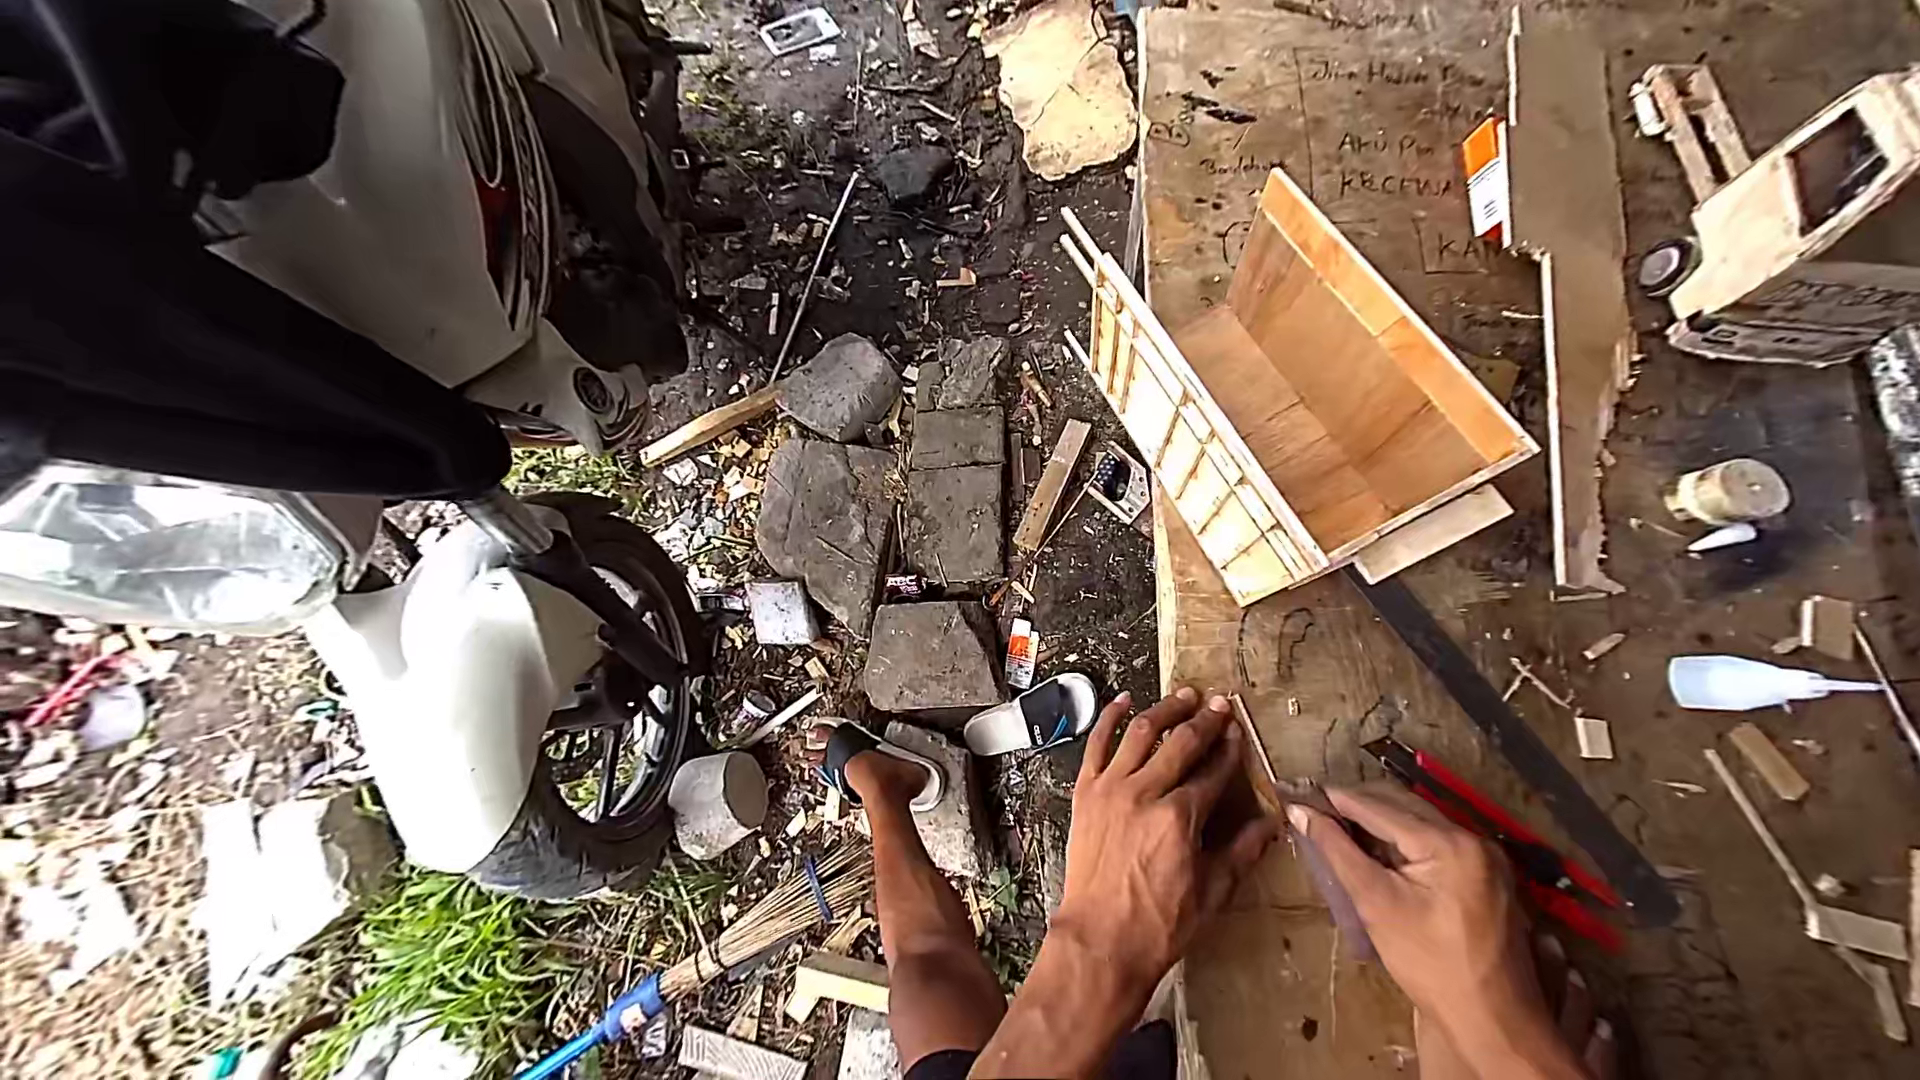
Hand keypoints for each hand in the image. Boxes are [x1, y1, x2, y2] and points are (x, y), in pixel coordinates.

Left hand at [1053, 687, 1283, 995]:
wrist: (1100, 937)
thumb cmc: (1159, 922)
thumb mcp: (1212, 892)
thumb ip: (1242, 851)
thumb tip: (1272, 823)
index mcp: (1179, 818)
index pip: (1212, 772)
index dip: (1229, 750)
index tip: (1238, 733)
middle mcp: (1144, 793)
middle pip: (1179, 744)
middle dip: (1204, 721)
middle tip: (1219, 704)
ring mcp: (1110, 787)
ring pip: (1139, 733)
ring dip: (1164, 710)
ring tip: (1183, 695)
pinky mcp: (1085, 790)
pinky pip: (1095, 743)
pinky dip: (1109, 718)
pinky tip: (1123, 700)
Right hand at [1289, 786, 1584, 1078]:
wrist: (1495, 1027)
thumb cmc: (1430, 964)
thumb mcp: (1374, 902)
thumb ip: (1335, 849)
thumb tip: (1299, 810)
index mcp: (1447, 843)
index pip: (1376, 804)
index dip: (1333, 799)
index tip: (1298, 796)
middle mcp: (1471, 838)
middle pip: (1399, 803)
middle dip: (1354, 804)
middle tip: (1314, 812)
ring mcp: (1485, 856)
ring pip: (1416, 817)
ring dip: (1376, 818)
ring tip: (1338, 829)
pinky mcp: (1486, 874)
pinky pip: (1433, 837)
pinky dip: (1400, 836)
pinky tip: (1375, 850)